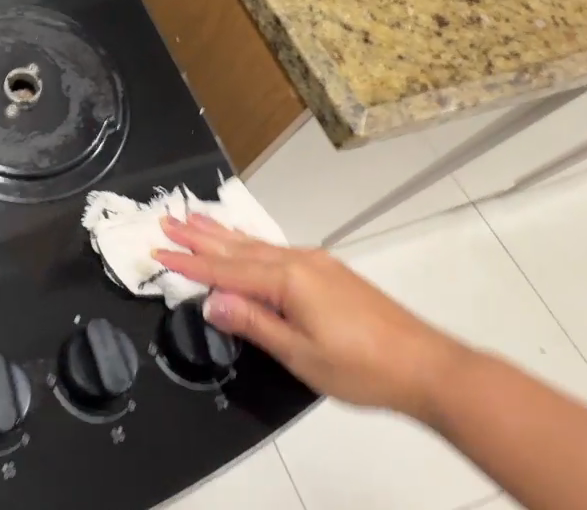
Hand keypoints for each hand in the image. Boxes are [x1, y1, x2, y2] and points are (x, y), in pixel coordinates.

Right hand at [155, 215, 470, 417]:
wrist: (428, 367)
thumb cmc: (363, 368)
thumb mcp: (301, 355)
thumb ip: (253, 323)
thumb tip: (211, 302)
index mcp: (287, 280)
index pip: (225, 270)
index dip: (189, 262)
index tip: (158, 250)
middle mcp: (298, 262)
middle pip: (237, 247)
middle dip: (199, 235)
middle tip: (167, 220)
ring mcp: (315, 264)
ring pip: (256, 244)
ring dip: (221, 233)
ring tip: (194, 219)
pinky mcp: (328, 272)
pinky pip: (274, 249)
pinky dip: (248, 242)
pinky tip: (244, 242)